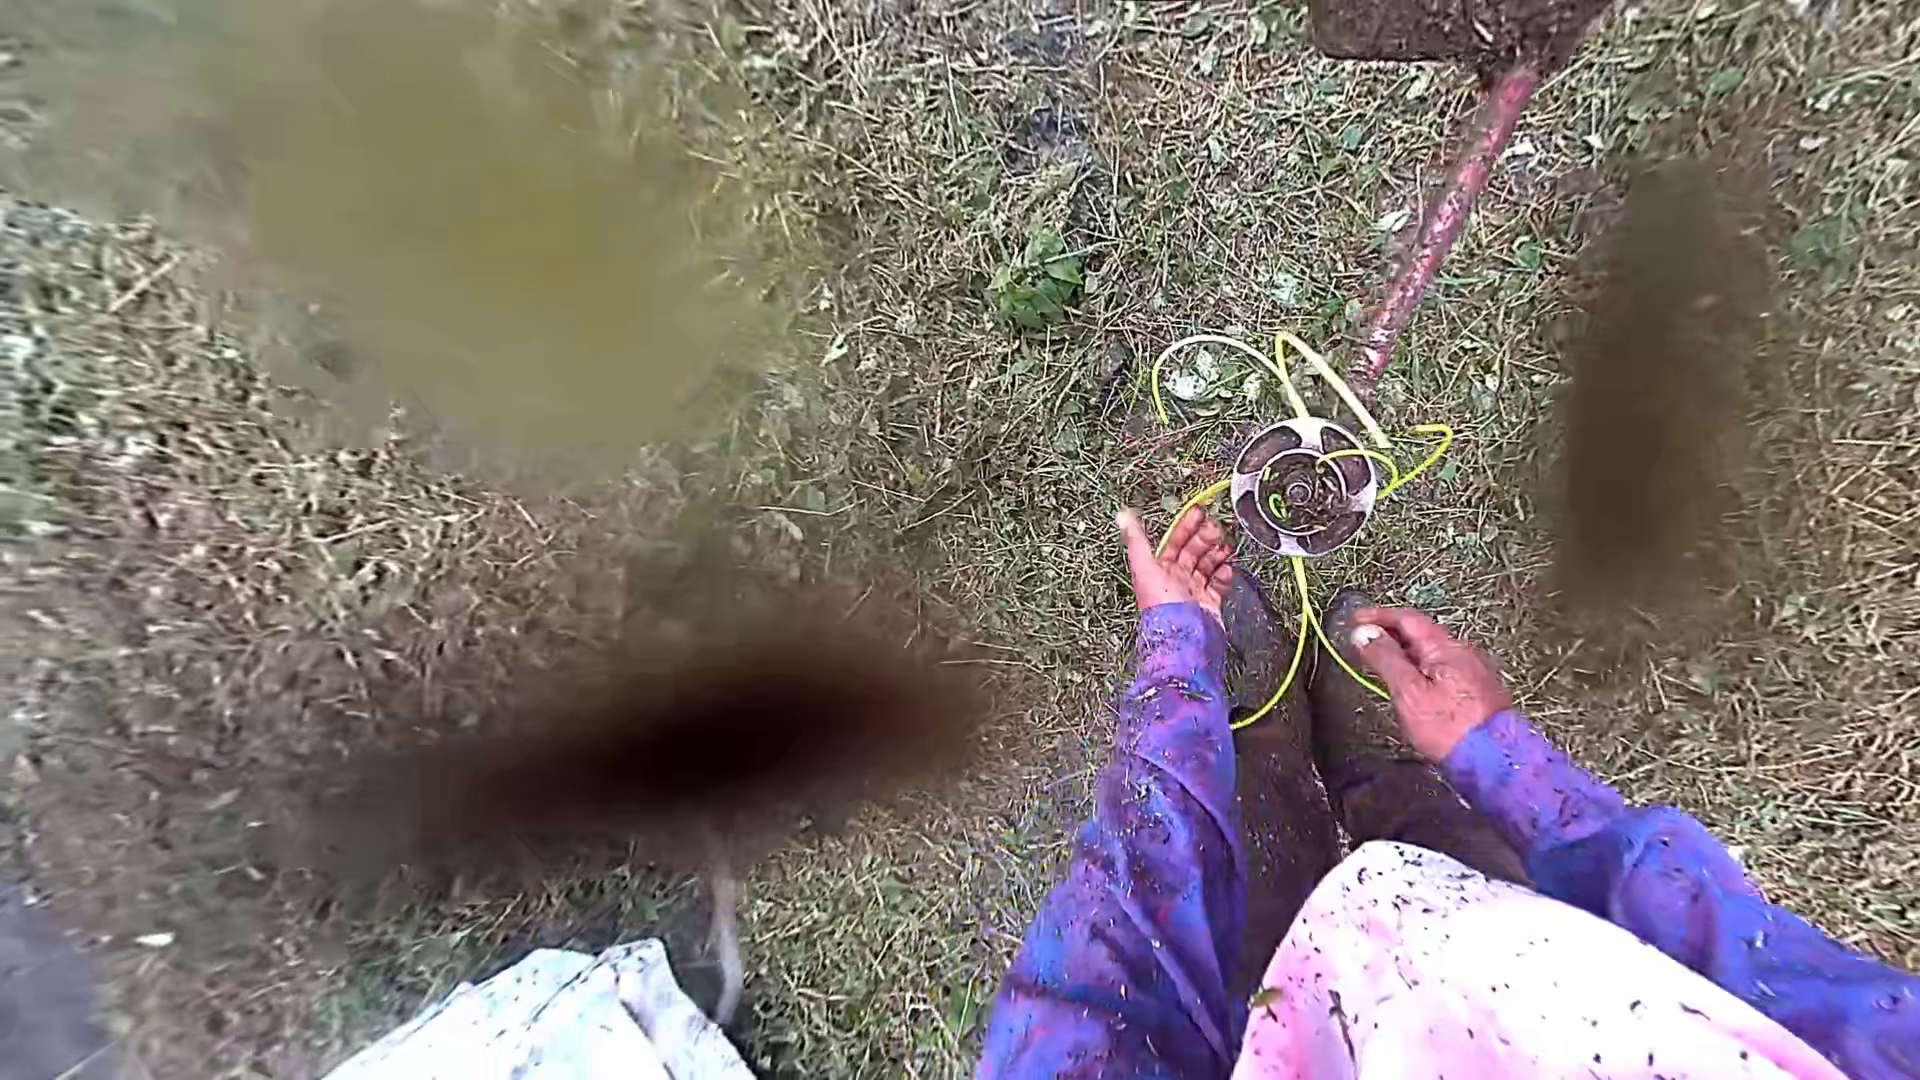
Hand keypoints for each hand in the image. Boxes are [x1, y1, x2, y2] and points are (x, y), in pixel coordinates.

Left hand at [1116, 507, 1232, 626]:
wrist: (1181, 636)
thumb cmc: (1159, 604)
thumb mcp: (1144, 566)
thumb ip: (1136, 539)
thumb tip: (1122, 516)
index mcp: (1159, 569)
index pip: (1173, 542)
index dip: (1185, 526)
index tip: (1198, 512)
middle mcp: (1175, 579)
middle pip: (1192, 551)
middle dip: (1204, 537)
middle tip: (1216, 527)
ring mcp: (1192, 592)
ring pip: (1207, 565)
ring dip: (1217, 553)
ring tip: (1226, 545)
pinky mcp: (1208, 604)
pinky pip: (1218, 585)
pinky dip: (1224, 574)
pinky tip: (1228, 567)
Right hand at [1348, 607, 1511, 760]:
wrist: (1498, 765)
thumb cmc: (1449, 727)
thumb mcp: (1408, 690)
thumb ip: (1385, 658)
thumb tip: (1364, 632)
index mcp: (1446, 649)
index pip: (1407, 618)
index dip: (1377, 616)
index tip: (1352, 620)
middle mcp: (1463, 654)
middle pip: (1419, 632)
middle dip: (1387, 632)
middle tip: (1360, 640)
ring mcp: (1472, 672)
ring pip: (1429, 650)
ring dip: (1400, 649)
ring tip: (1377, 660)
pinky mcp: (1475, 691)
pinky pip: (1438, 666)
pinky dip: (1415, 664)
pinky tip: (1405, 679)